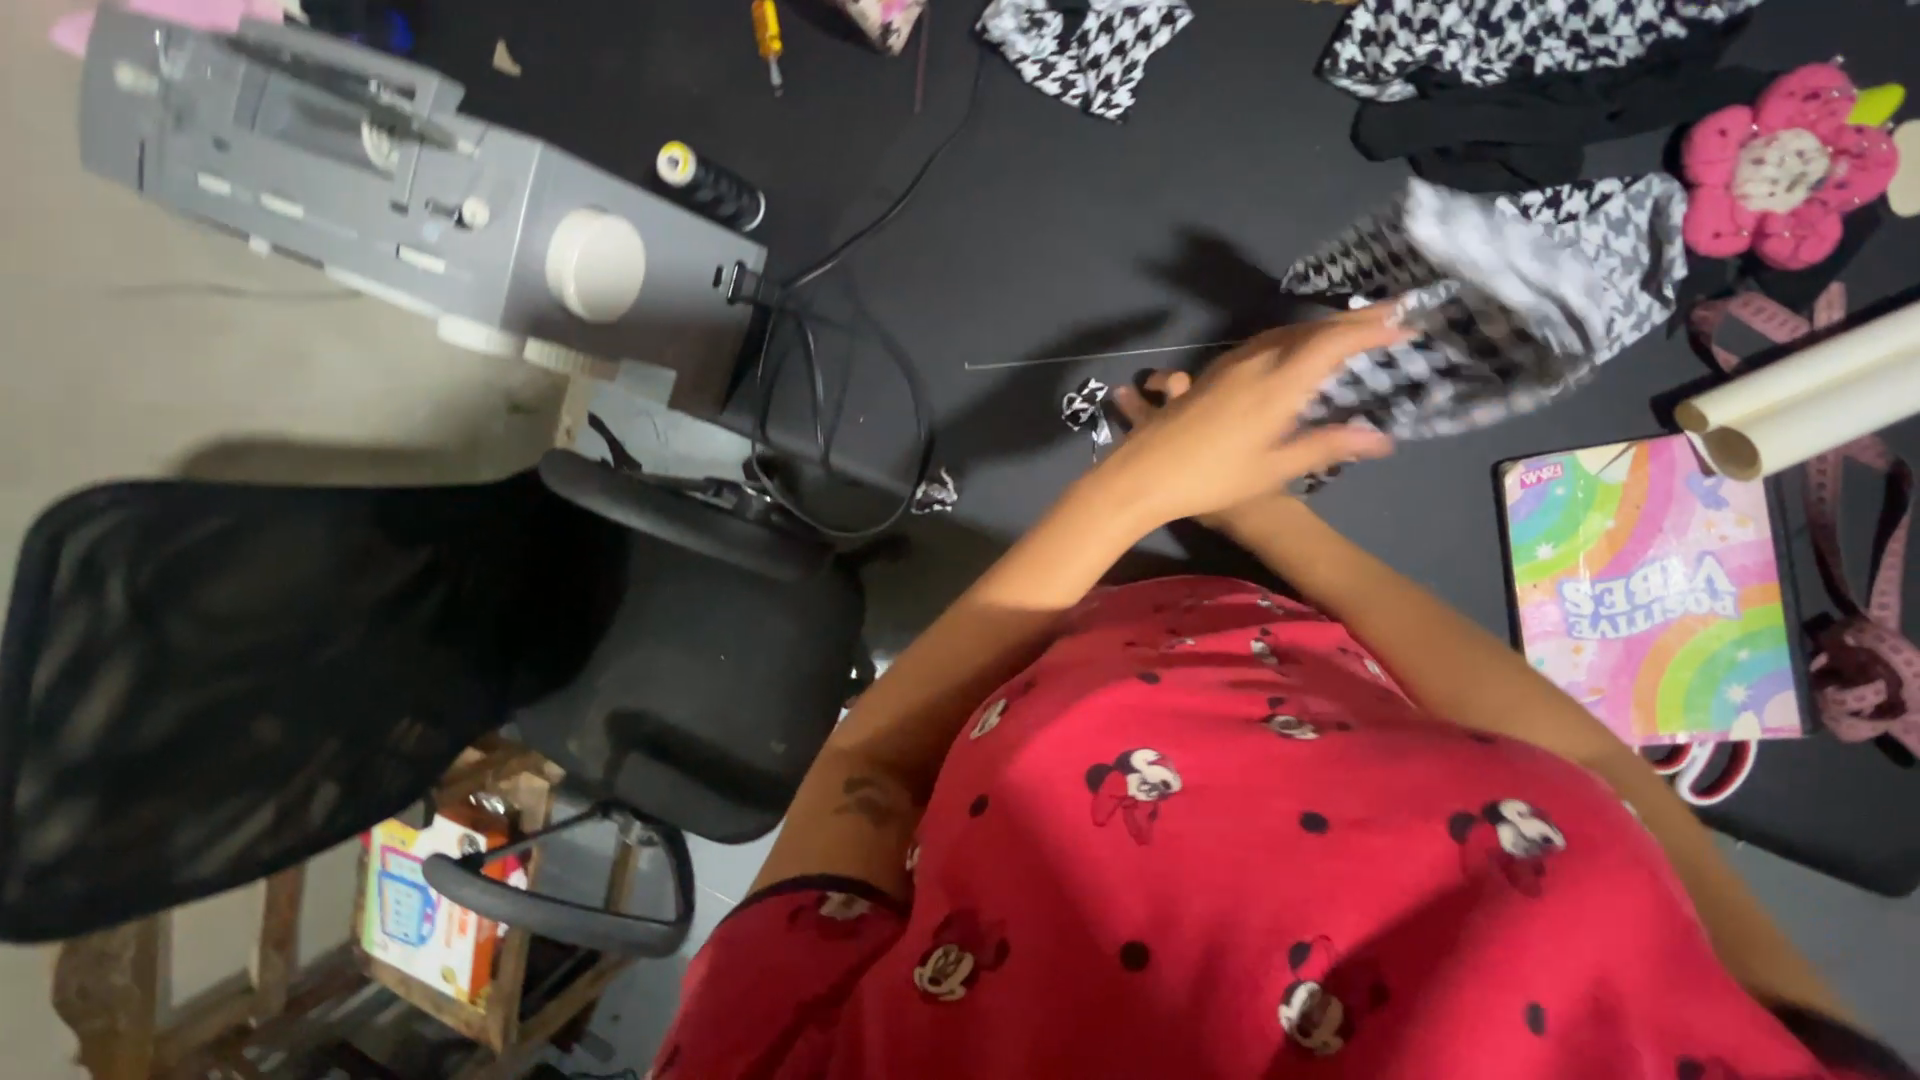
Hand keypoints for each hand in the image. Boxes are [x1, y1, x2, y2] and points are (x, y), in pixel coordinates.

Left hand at [1096, 307, 1405, 529]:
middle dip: (1350, 320)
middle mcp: (1253, 364)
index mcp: (1276, 384)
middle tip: (1389, 314)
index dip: (1370, 329)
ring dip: (1318, 327)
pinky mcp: (1209, 375)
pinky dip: (1288, 339)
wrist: (1141, 475)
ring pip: (1281, 333)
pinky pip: (1259, 344)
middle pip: (1308, 330)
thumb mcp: (1273, 468)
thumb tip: (1382, 439)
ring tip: (1348, 329)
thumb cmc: (1209, 479)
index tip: (1405, 325)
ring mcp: (1227, 366)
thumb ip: (1325, 446)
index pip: (1331, 342)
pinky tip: (1292, 351)